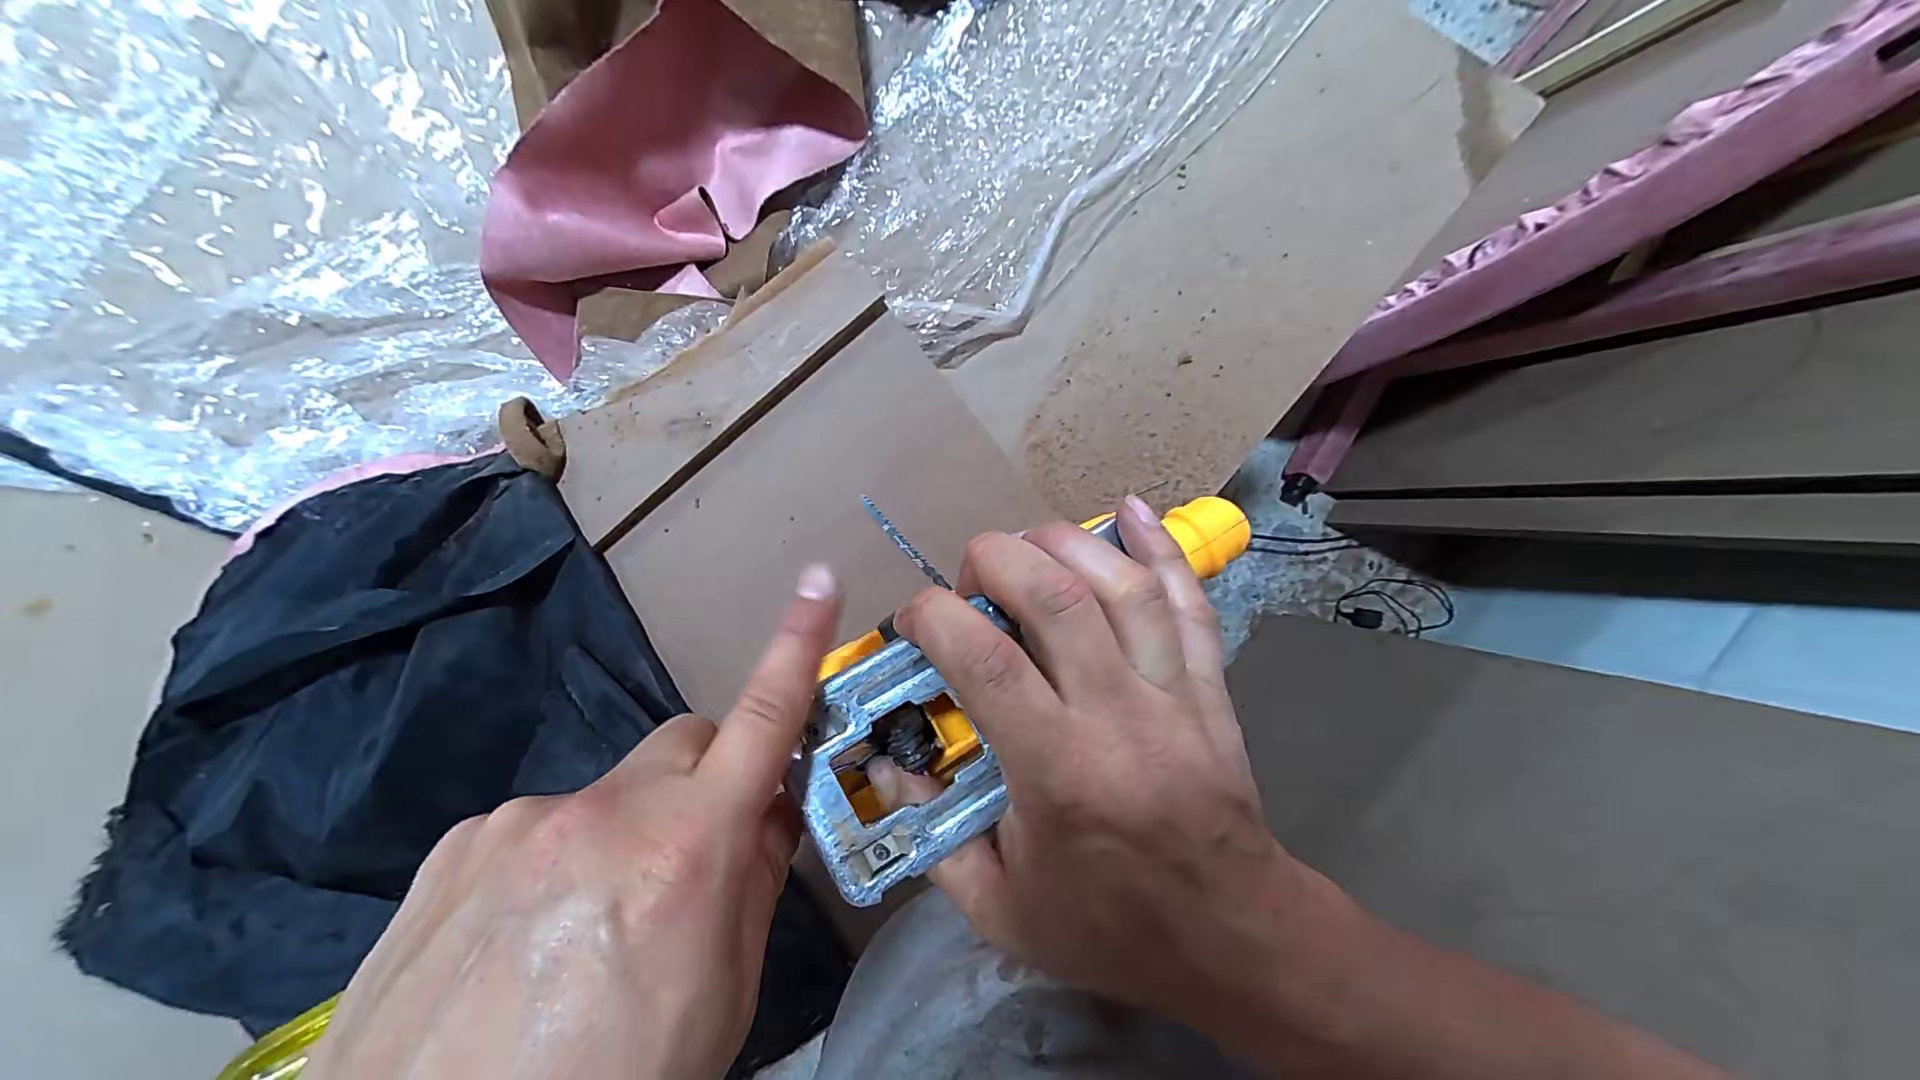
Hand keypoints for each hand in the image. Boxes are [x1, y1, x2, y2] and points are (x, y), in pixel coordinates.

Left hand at [304, 566, 841, 1079]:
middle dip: (709, 776)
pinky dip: (559, 855)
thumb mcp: (722, 993)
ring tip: (594, 926)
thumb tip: (772, 807)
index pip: (763, 719)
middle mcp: (605, 809)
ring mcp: (522, 820)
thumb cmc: (619, 1078)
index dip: (797, 644)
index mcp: (688, 847)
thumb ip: (754, 881)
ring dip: (628, 827)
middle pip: (688, 742)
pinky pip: (541, 824)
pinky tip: (528, 937)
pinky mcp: (457, 845)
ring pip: (613, 790)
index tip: (818, 580)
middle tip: (697, 851)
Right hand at [871, 496, 1304, 1041]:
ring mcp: (1174, 693)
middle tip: (970, 579)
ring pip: (1123, 587)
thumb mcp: (999, 907)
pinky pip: (1189, 602)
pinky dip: (1161, 549)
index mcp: (1058, 771)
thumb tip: (887, 762)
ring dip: (1066, 543)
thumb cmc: (1109, 926)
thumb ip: (932, 833)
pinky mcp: (1210, 687)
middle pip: (1056, 598)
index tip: (915, 619)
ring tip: (1026, 542)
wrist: (1234, 938)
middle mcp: (1118, 716)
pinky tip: (1132, 509)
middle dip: (996, 561)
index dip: (934, 616)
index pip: (984, 659)